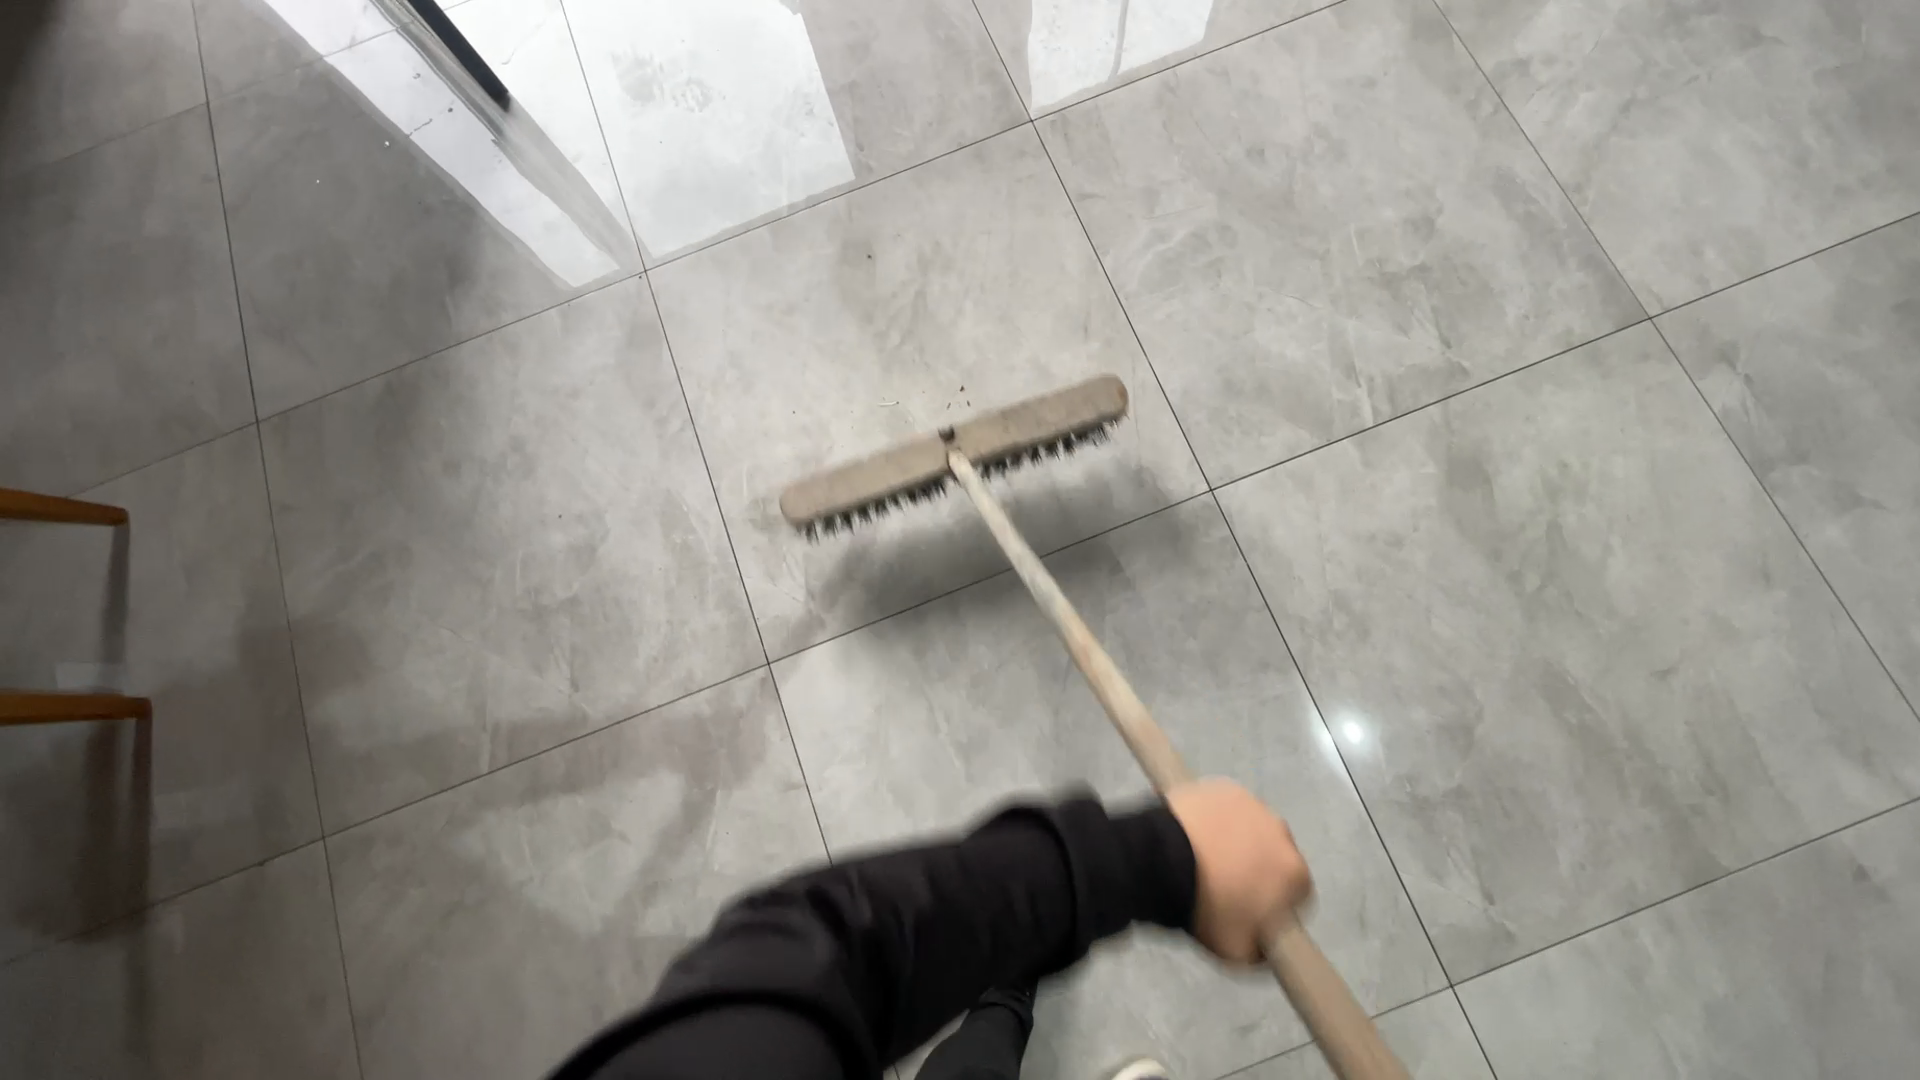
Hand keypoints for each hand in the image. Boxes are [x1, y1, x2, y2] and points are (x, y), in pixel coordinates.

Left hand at [1166, 778, 1311, 963]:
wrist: (1160, 860)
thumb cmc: (1204, 908)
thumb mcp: (1240, 954)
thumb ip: (1264, 949)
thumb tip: (1266, 941)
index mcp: (1295, 873)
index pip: (1297, 894)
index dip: (1275, 903)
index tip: (1251, 909)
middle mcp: (1282, 832)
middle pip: (1276, 854)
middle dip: (1258, 867)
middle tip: (1226, 881)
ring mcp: (1252, 803)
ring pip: (1252, 827)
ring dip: (1238, 839)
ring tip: (1206, 854)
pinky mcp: (1223, 786)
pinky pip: (1228, 807)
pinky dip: (1217, 817)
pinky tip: (1197, 831)